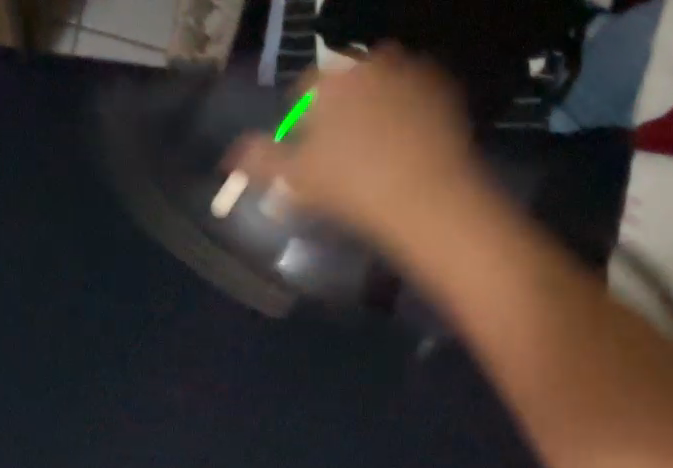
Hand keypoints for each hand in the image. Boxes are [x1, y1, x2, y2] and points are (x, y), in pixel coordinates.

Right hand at [229, 48, 479, 245]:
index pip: (303, 91)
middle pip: (344, 87)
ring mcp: (410, 72)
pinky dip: (406, 120)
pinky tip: (403, 155)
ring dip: (373, 114)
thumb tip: (230, 156)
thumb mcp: (294, 179)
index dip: (302, 123)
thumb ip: (260, 161)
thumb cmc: (350, 187)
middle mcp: (368, 63)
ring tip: (373, 159)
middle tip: (339, 158)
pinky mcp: (443, 91)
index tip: (307, 155)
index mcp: (328, 79)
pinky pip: (413, 102)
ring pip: (379, 91)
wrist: (425, 198)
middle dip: (339, 113)